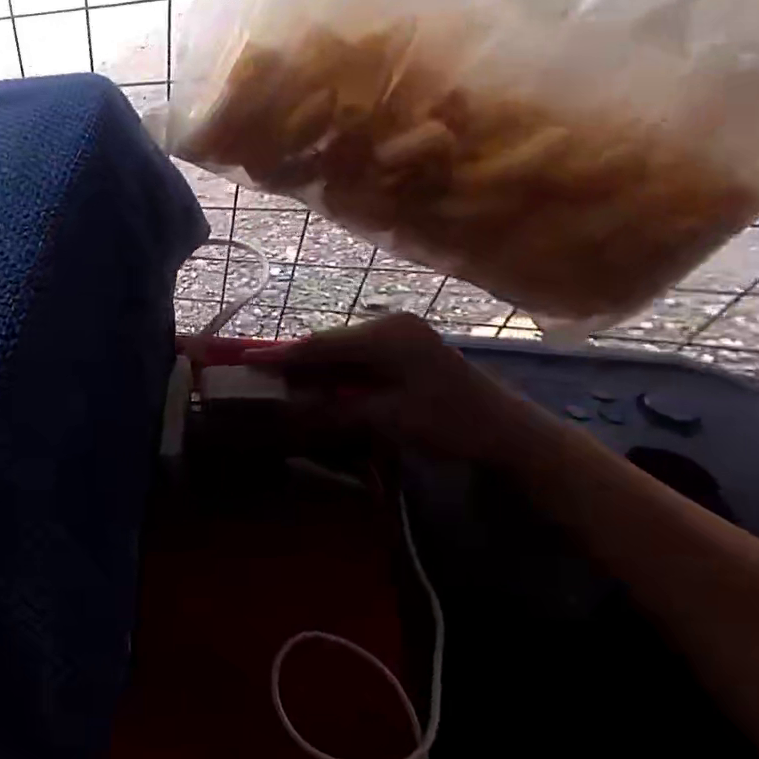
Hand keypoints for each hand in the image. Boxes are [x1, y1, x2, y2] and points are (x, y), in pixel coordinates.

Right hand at [242, 312, 554, 465]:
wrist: (511, 434)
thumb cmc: (450, 424)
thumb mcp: (386, 418)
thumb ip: (333, 408)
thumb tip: (287, 406)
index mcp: (388, 335)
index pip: (321, 344)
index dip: (282, 355)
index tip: (247, 360)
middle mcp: (392, 324)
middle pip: (330, 342)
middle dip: (297, 360)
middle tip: (262, 375)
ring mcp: (401, 331)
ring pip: (342, 347)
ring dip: (317, 365)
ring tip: (285, 380)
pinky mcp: (407, 345)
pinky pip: (360, 353)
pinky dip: (339, 368)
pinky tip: (323, 381)